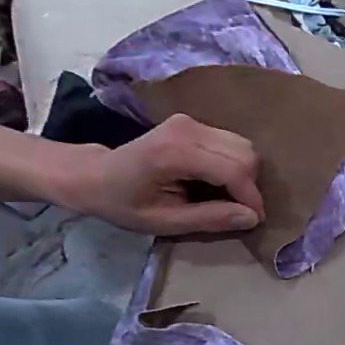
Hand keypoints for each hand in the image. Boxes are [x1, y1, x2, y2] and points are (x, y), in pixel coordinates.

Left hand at [53, 114, 264, 235]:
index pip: (233, 170)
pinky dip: (236, 163)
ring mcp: (191, 122)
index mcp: (174, 153)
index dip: (250, 196)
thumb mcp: (162, 222)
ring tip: (228, 194)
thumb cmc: (121, 203)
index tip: (254, 219)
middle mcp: (187, 129)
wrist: (90, 174)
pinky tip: (218, 179)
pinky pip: (233, 142)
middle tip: (238, 208)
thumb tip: (252, 217)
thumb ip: (208, 219)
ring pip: (244, 146)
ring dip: (245, 173)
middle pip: (245, 155)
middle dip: (249, 185)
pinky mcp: (195, 122)